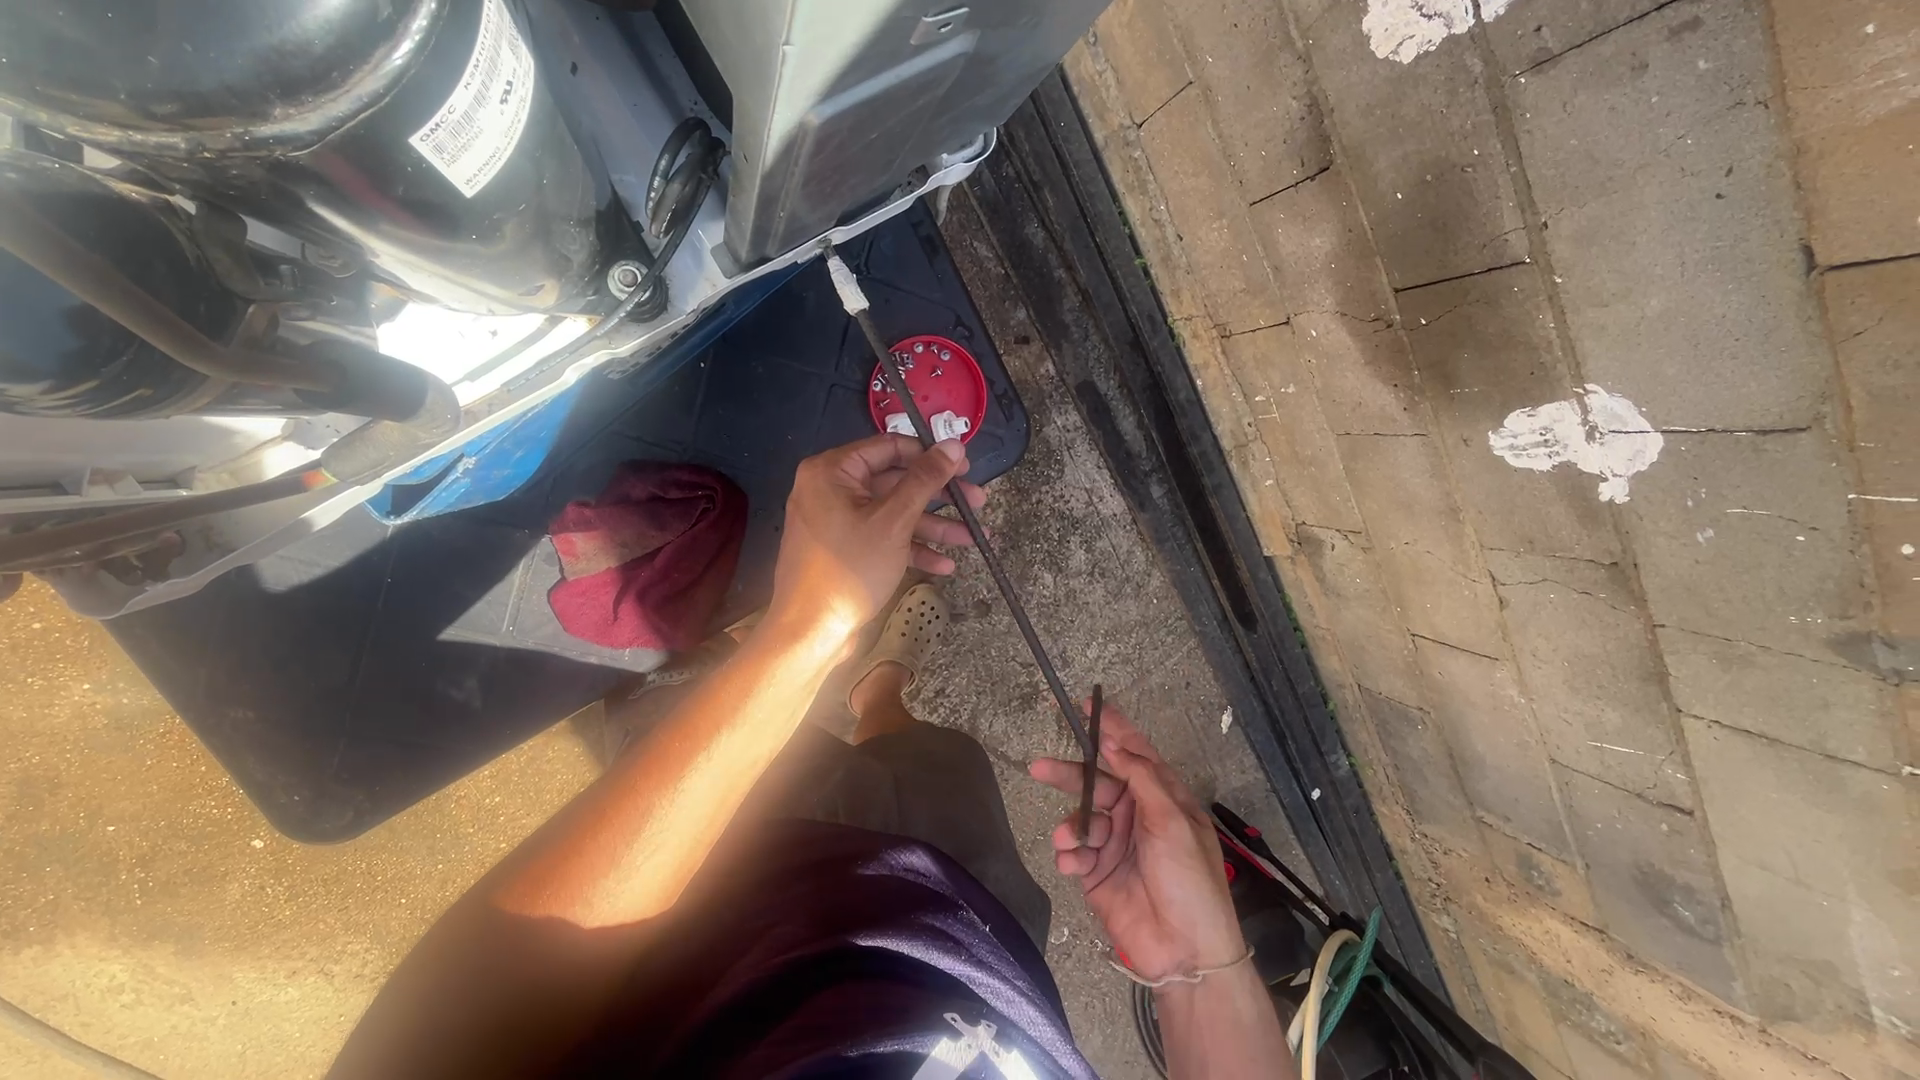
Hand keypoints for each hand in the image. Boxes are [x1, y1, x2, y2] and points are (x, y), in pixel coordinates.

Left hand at [770, 434, 984, 635]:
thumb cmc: (849, 569)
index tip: (965, 467)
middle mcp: (830, 489)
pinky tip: (944, 564)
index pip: (890, 448)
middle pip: (895, 482)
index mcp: (832, 471)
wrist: (810, 632)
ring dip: (932, 526)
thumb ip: (925, 480)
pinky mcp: (843, 550)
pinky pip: (881, 537)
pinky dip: (910, 547)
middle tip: (978, 503)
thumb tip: (953, 444)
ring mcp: (836, 521)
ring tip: (972, 538)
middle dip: (939, 497)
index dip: (931, 455)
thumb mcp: (893, 521)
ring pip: (892, 513)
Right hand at [1031, 705, 1244, 981]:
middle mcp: (1136, 815)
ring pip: (1080, 818)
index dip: (1110, 728)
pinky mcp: (1097, 873)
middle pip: (1095, 782)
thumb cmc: (1189, 879)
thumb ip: (1142, 777)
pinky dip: (1070, 855)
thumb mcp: (1173, 821)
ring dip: (1071, 825)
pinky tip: (1075, 864)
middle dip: (1069, 775)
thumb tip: (1114, 742)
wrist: (1185, 949)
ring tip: (1071, 840)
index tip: (1084, 705)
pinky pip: (1074, 852)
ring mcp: (1115, 844)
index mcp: (1161, 797)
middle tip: (1039, 767)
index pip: (1133, 752)